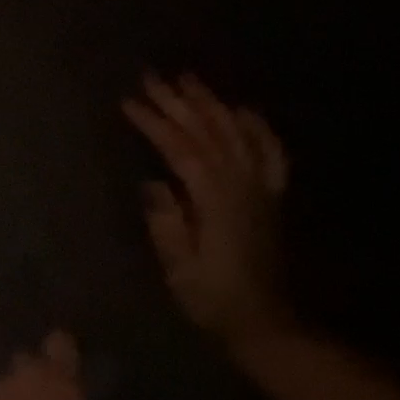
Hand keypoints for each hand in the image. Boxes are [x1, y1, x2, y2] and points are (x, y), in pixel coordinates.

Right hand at [123, 73, 291, 341]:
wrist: (265, 321)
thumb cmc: (213, 297)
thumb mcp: (179, 266)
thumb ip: (166, 223)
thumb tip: (153, 184)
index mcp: (215, 199)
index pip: (180, 149)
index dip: (154, 124)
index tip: (129, 103)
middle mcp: (241, 184)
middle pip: (208, 132)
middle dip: (178, 103)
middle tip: (151, 78)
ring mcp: (260, 188)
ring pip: (235, 134)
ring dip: (211, 104)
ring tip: (187, 80)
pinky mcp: (271, 197)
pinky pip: (269, 153)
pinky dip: (257, 128)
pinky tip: (243, 110)